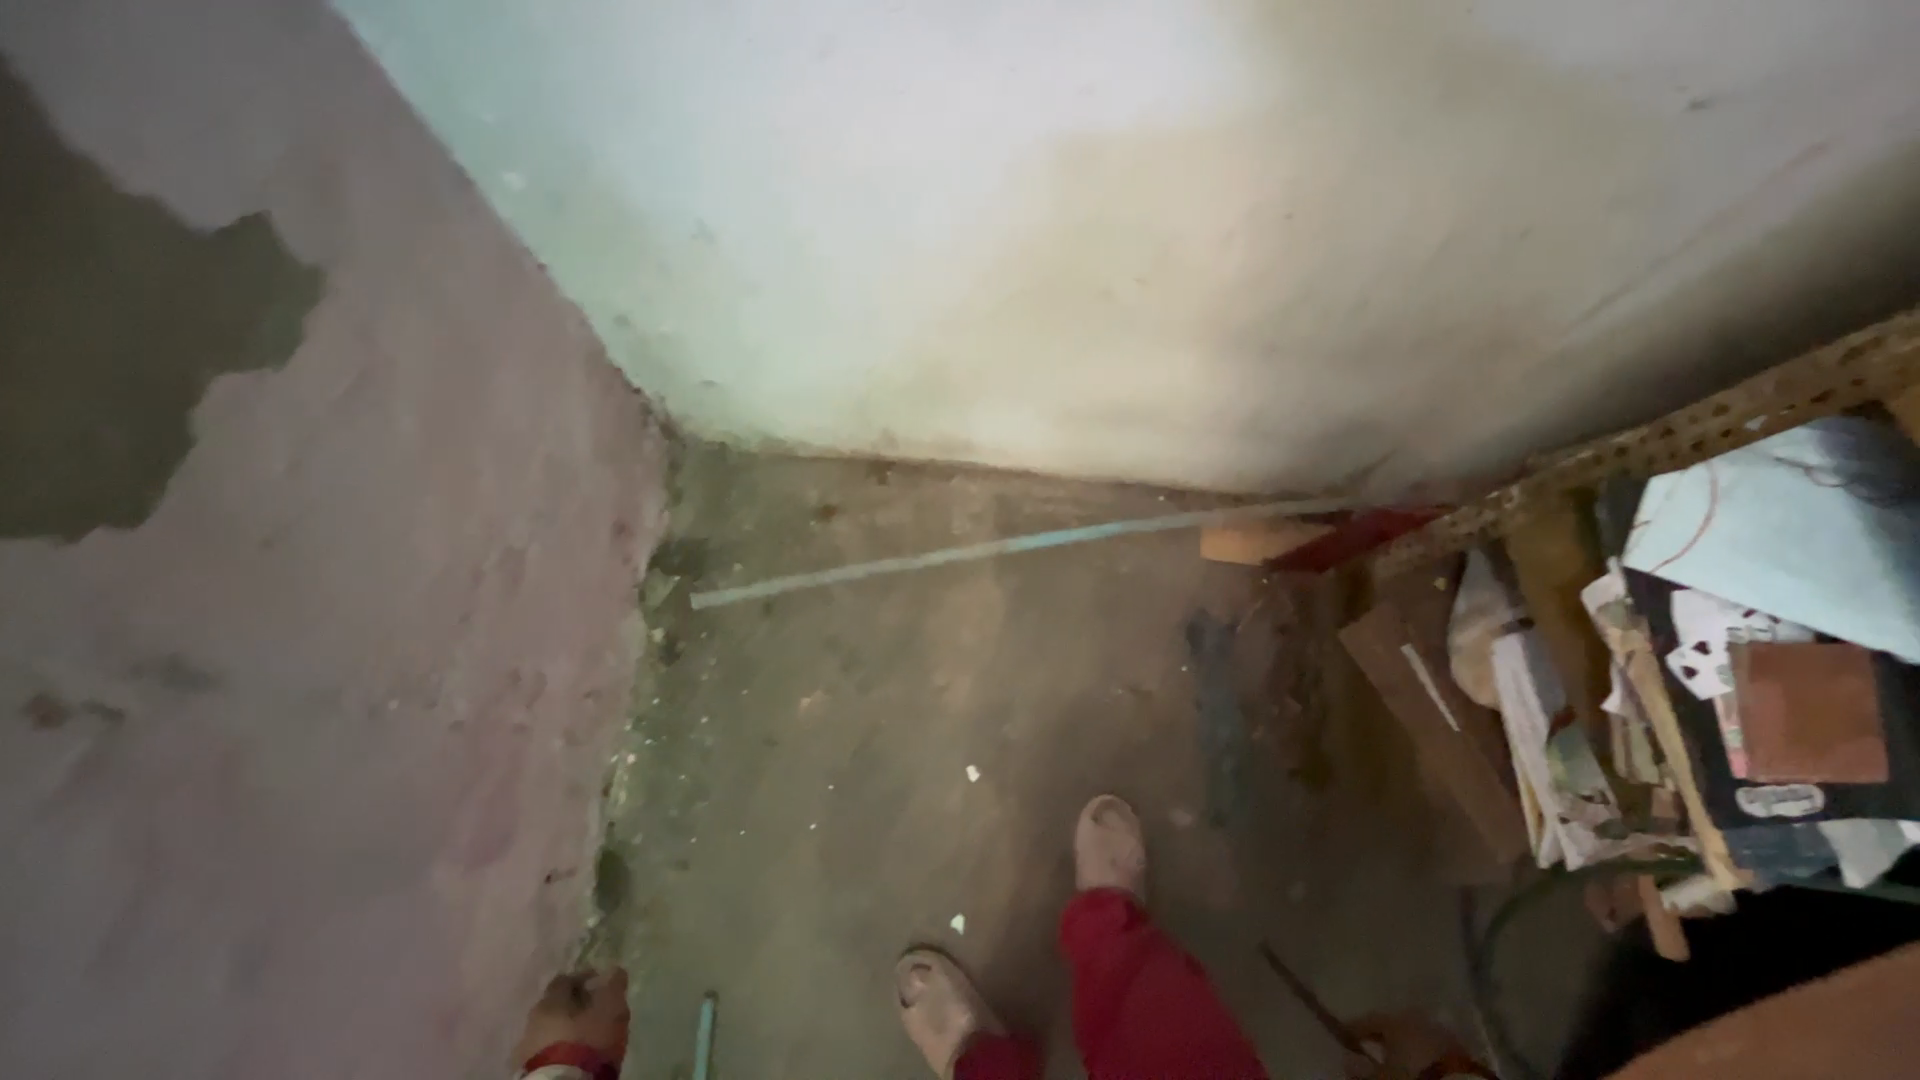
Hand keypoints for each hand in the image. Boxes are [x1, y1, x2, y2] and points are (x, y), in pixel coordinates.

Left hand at [511, 968, 630, 1068]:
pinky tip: (574, 1054)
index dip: (583, 978)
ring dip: (565, 1030)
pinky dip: (559, 1049)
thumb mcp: (611, 1008)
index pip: (564, 980)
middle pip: (554, 1006)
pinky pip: (546, 1051)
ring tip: (586, 1036)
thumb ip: (613, 985)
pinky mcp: (528, 1071)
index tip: (600, 983)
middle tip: (594, 1011)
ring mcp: (526, 1048)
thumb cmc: (588, 1040)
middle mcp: (533, 1020)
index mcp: (550, 1001)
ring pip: (548, 1030)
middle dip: (573, 1006)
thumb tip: (614, 970)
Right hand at [1342, 1011, 1480, 1079]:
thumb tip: (1346, 1062)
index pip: (1368, 1021)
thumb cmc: (1412, 1078)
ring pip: (1416, 1037)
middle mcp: (1416, 1020)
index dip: (1354, 1030)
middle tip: (1371, 1050)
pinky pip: (1434, 1050)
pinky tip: (1420, 1068)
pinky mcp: (1460, 1051)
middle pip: (1394, 1026)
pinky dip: (1424, 1057)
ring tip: (1398, 1062)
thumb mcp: (1383, 1079)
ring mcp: (1440, 1034)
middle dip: (1382, 1038)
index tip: (1344, 1038)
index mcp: (1394, 1021)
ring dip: (1405, 1048)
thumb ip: (1362, 1072)